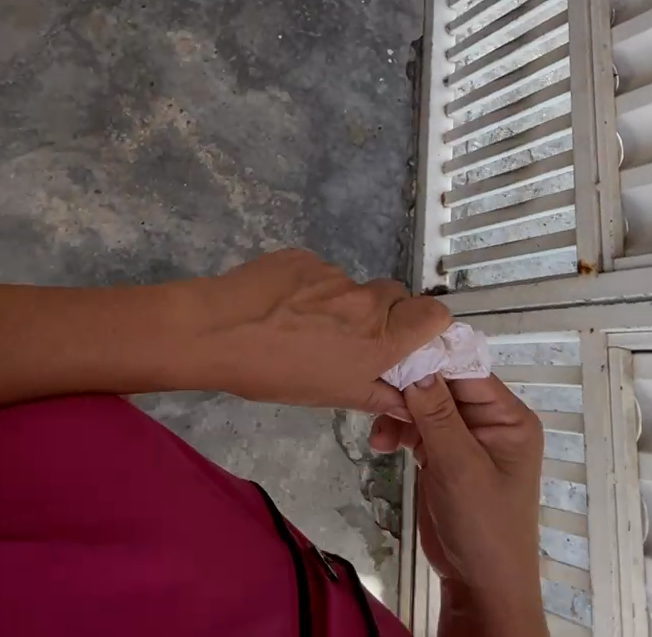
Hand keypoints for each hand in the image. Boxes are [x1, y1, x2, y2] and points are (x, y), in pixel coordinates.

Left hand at [177, 248, 451, 417]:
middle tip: (349, 334)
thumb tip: (406, 395)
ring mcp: (331, 273)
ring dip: (338, 301)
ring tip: (299, 322)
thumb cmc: (274, 372)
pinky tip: (279, 304)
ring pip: (350, 284)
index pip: (434, 314)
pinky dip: (307, 285)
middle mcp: (363, 300)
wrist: (217, 330)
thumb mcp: (331, 395)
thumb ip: (378, 392)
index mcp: (379, 339)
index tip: (408, 335)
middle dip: (382, 312)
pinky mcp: (301, 256)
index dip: (427, 323)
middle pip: (393, 295)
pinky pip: (317, 271)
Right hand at [371, 375, 545, 636]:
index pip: (465, 369)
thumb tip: (415, 362)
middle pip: (439, 383)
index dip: (429, 356)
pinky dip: (396, 430)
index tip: (389, 348)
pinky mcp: (442, 452)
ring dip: (396, 413)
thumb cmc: (484, 527)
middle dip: (406, 388)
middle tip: (373, 389)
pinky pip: (414, 425)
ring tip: (379, 433)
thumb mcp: (460, 467)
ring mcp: (463, 436)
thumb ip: (436, 413)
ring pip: (420, 402)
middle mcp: (488, 420)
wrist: (480, 587)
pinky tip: (381, 445)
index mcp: (508, 417)